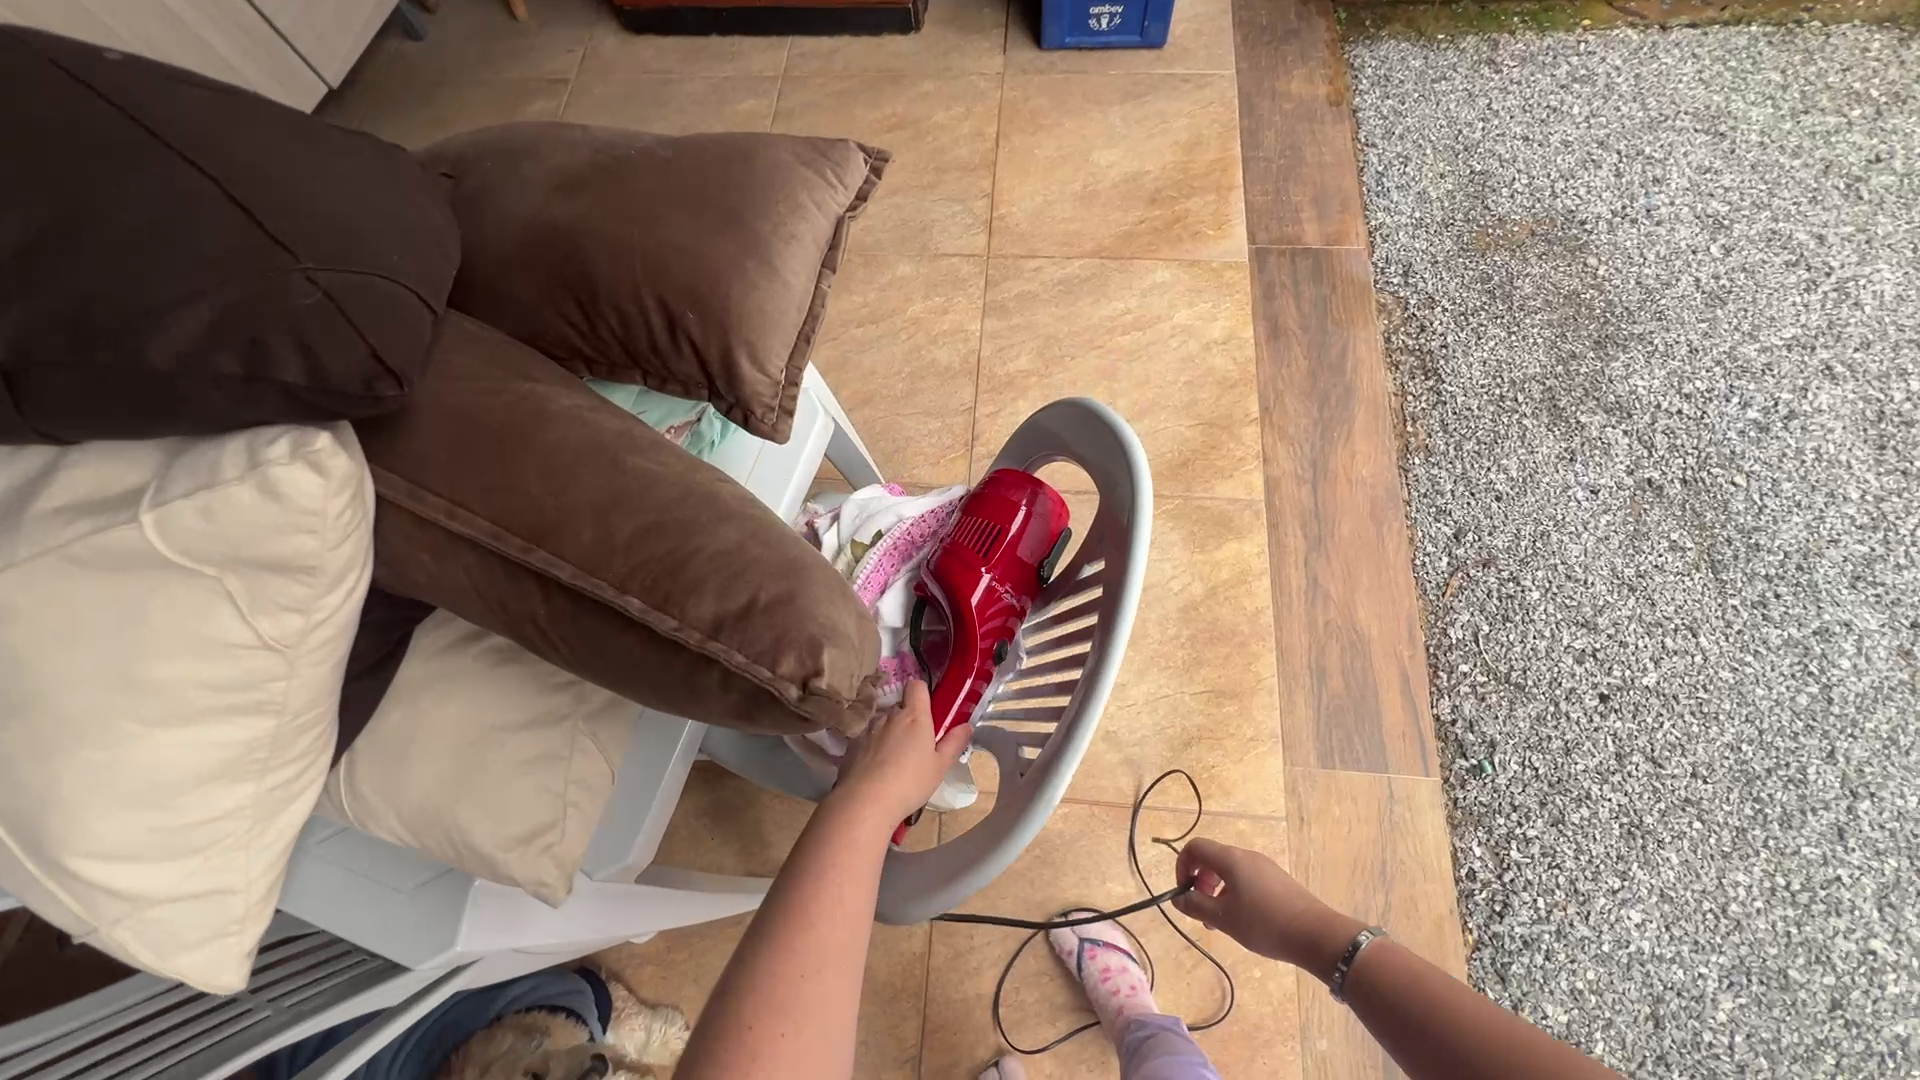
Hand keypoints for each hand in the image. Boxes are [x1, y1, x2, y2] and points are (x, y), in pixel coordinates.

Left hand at [830, 680, 971, 824]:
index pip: (916, 686)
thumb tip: (967, 725)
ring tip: (895, 764)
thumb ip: (954, 743)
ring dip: (890, 736)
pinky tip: (877, 773)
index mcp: (914, 716)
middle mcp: (889, 717)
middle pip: (901, 709)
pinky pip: (867, 741)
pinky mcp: (852, 746)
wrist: (866, 802)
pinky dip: (873, 750)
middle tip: (917, 747)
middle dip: (909, 722)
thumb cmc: (911, 782)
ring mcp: (868, 730)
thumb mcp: (940, 766)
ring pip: (884, 726)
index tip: (929, 712)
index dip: (923, 694)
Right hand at [1173, 838, 1366, 981]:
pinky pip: (1247, 879)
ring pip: (1230, 871)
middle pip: (1212, 859)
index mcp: (1230, 859)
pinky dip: (1236, 893)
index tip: (1185, 893)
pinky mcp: (1278, 880)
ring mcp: (1265, 867)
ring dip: (1217, 891)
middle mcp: (1247, 856)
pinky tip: (1244, 920)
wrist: (1317, 935)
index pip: (1195, 848)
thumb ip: (1196, 906)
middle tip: (1202, 911)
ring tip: (1221, 922)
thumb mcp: (1224, 919)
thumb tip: (1178, 897)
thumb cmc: (1265, 924)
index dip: (1182, 866)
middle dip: (1200, 882)